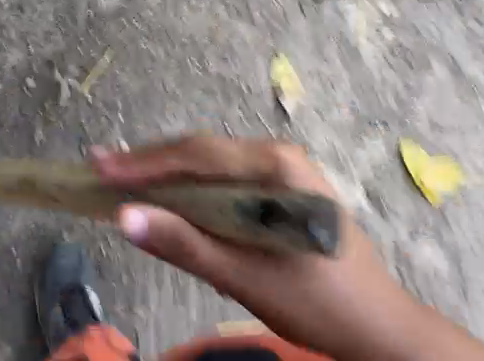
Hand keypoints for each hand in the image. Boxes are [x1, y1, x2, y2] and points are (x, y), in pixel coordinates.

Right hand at [92, 135, 426, 360]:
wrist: (384, 331)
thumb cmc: (320, 305)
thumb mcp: (246, 278)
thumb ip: (184, 244)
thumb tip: (123, 217)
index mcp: (276, 167)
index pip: (196, 155)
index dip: (144, 162)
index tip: (100, 167)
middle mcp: (278, 155)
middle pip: (200, 152)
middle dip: (149, 162)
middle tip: (100, 167)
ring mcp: (282, 169)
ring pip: (210, 163)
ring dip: (166, 173)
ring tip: (121, 179)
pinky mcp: (281, 187)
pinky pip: (225, 178)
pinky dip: (191, 187)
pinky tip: (167, 196)